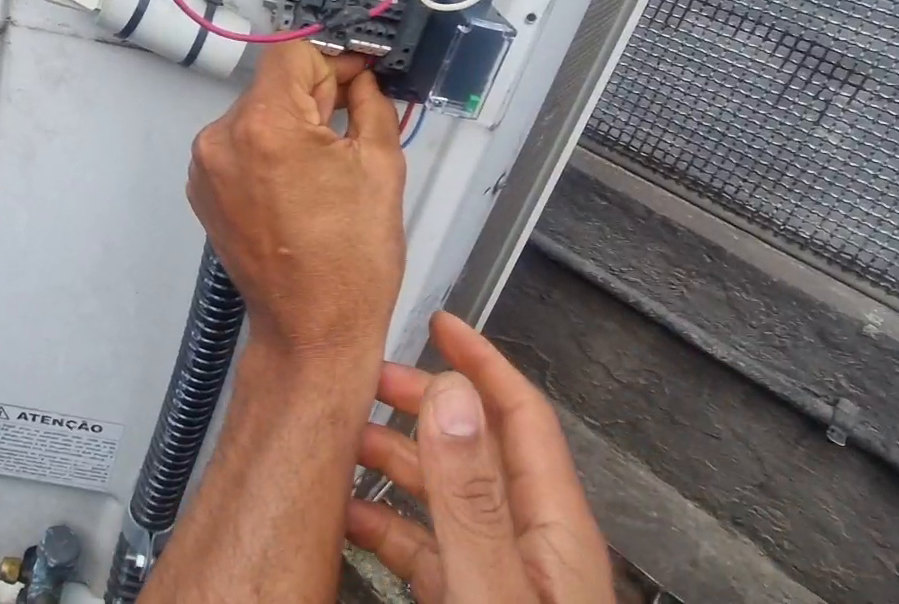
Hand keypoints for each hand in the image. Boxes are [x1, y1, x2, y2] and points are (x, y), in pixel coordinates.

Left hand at [186, 41, 406, 360]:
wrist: (311, 328)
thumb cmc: (352, 259)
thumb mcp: (381, 165)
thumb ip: (370, 103)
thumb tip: (360, 76)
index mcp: (265, 125)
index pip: (291, 53)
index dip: (330, 62)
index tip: (354, 81)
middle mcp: (221, 138)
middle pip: (271, 83)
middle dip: (313, 96)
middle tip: (347, 129)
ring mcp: (205, 166)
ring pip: (255, 113)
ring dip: (289, 123)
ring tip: (321, 168)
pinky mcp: (201, 188)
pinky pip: (237, 144)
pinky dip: (265, 149)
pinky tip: (294, 185)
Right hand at [347, 311, 614, 603]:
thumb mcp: (493, 590)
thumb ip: (471, 498)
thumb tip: (451, 392)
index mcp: (554, 528)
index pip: (522, 415)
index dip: (483, 360)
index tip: (440, 322)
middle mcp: (530, 543)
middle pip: (476, 446)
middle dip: (422, 403)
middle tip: (366, 381)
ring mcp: (500, 574)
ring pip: (445, 493)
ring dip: (395, 459)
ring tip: (344, 441)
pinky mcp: (470, 601)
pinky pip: (426, 544)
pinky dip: (385, 522)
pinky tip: (349, 515)